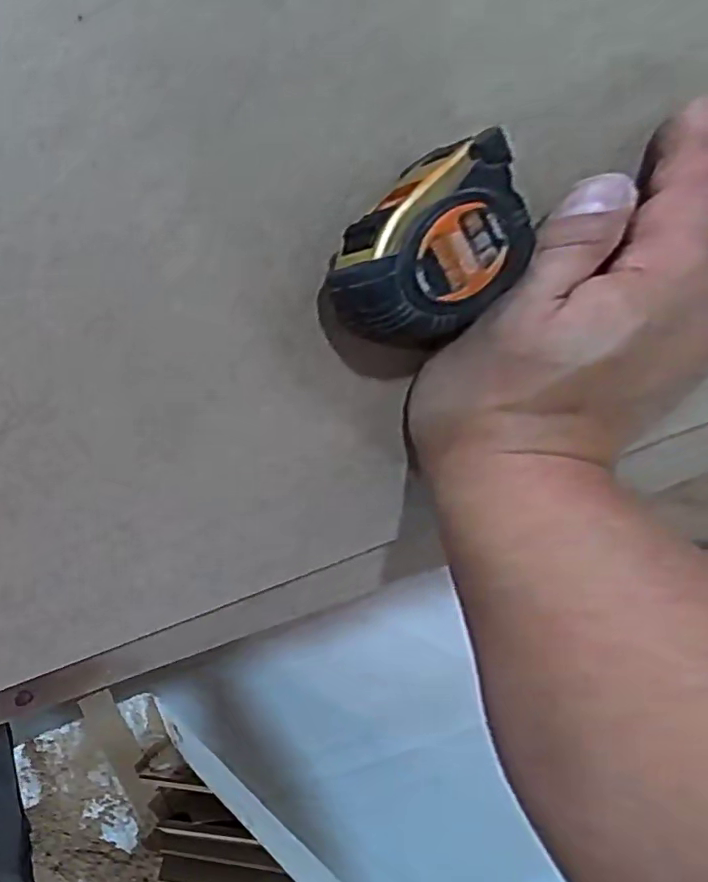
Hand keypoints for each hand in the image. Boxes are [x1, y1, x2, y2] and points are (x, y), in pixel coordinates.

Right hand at [409, 98, 707, 480]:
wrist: (516, 471)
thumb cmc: (491, 397)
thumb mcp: (512, 322)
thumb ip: (567, 253)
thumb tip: (606, 188)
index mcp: (659, 279)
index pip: (692, 194)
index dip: (688, 151)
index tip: (685, 115)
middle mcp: (701, 295)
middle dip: (705, 179)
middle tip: (691, 142)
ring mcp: (696, 327)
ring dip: (700, 216)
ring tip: (683, 188)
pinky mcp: (679, 351)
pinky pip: (705, 281)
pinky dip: (695, 251)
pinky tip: (676, 244)